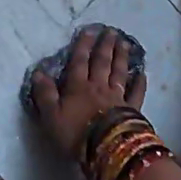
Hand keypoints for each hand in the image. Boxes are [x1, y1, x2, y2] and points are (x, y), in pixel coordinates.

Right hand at [31, 26, 146, 158]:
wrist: (107, 149)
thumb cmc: (75, 134)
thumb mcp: (51, 116)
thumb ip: (45, 94)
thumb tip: (38, 73)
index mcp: (78, 87)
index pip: (79, 62)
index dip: (83, 46)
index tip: (89, 30)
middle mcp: (98, 87)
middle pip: (102, 62)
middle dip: (105, 46)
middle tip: (111, 31)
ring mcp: (117, 97)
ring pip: (119, 72)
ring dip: (121, 57)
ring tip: (124, 43)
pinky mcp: (131, 110)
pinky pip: (136, 93)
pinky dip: (140, 83)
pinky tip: (142, 73)